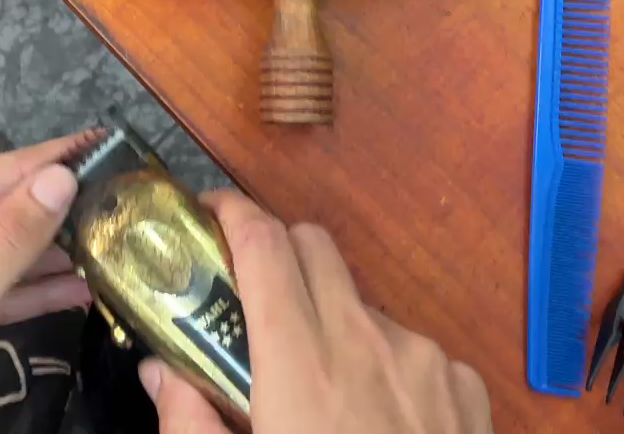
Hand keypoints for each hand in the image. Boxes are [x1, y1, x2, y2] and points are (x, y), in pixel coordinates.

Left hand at [0, 134, 94, 433]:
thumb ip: (13, 237)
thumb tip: (61, 173)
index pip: (0, 171)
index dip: (57, 157)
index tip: (107, 139)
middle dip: (52, 214)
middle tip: (115, 209)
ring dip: (38, 257)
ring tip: (102, 254)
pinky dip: (8, 287)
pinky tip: (64, 291)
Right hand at [140, 191, 491, 433]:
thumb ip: (190, 423)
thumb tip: (158, 368)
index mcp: (301, 364)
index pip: (263, 243)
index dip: (231, 211)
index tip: (206, 214)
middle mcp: (364, 340)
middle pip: (311, 242)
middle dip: (276, 249)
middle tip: (253, 293)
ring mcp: (423, 359)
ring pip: (360, 298)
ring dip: (330, 314)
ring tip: (324, 383)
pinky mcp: (465, 385)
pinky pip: (412, 345)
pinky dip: (385, 361)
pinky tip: (384, 421)